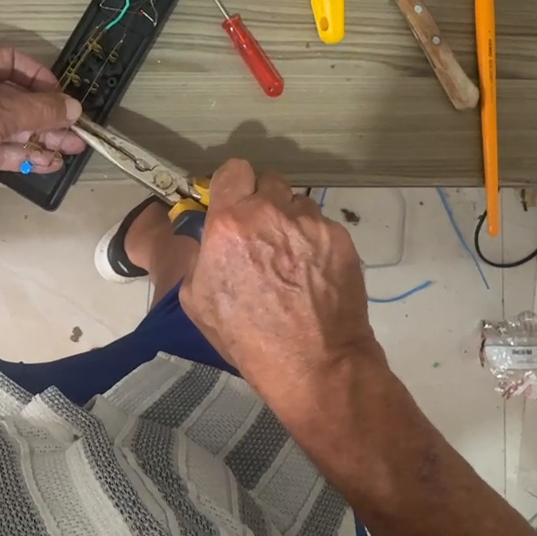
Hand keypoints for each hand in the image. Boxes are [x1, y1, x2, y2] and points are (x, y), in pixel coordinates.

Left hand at [0, 43, 84, 215]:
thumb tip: (73, 108)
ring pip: (7, 126)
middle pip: (12, 97)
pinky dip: (21, 155)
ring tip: (72, 149)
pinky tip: (47, 162)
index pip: (11, 61)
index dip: (40, 78)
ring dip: (38, 137)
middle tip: (77, 131)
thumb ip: (38, 110)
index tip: (63, 97)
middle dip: (45, 115)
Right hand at [182, 160, 379, 397]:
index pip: (232, 170)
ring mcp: (309, 223)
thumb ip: (200, 254)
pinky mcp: (339, 237)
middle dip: (261, 201)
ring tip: (290, 257)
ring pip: (296, 203)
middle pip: (266, 181)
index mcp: (228, 223)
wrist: (315, 365)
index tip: (233, 202)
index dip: (232, 185)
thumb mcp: (197, 298)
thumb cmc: (248, 338)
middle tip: (261, 232)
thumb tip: (210, 238)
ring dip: (289, 220)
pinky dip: (314, 240)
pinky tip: (312, 271)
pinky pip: (320, 225)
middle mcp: (269, 212)